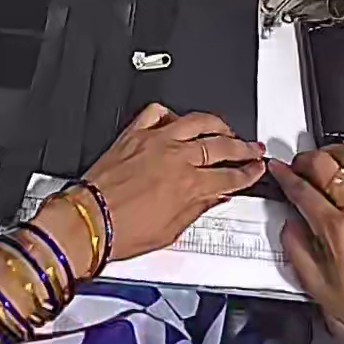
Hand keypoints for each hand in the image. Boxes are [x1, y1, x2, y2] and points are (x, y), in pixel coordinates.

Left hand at [71, 103, 265, 262]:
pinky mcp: (136, 134)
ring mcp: (156, 141)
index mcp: (188, 185)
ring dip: (217, 124)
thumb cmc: (122, 231)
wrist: (88, 222)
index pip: (230, 175)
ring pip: (197, 121)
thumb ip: (198, 208)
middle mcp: (176, 157)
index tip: (255, 169)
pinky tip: (177, 119)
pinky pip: (157, 112)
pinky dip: (170, 113)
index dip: (248, 172)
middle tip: (252, 148)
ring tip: (225, 128)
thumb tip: (214, 197)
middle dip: (243, 147)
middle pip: (221, 145)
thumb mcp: (170, 231)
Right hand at [270, 143, 343, 343]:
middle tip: (296, 167)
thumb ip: (295, 247)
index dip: (285, 176)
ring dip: (333, 151)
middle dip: (304, 160)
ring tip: (322, 158)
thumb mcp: (315, 284)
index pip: (303, 190)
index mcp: (337, 230)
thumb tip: (289, 222)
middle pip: (326, 164)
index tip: (278, 169)